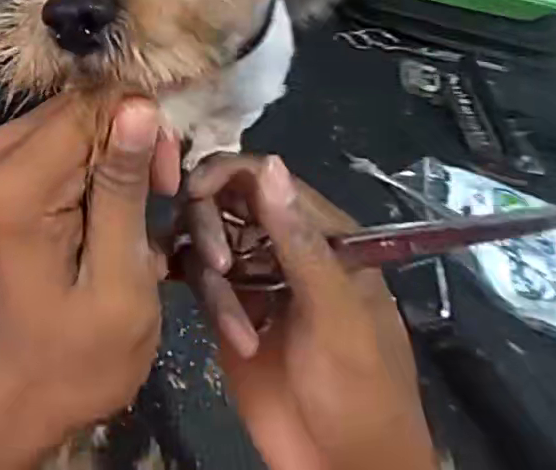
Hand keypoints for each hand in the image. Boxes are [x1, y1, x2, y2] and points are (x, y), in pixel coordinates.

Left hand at [0, 94, 178, 467]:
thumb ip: (124, 188)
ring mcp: (5, 150)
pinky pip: (75, 129)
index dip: (144, 129)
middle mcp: (3, 148)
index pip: (95, 105)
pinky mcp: (17, 159)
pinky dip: (107, 154)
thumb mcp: (119, 281)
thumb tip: (139, 105)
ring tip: (145, 201)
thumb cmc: (76, 353)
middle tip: (162, 194)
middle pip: (90, 104)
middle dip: (137, 138)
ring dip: (126, 147)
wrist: (20, 383)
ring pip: (87, 111)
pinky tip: (121, 195)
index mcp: (22, 179)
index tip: (167, 182)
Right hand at [182, 155, 436, 469]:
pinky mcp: (228, 306)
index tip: (194, 194)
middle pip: (224, 198)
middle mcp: (280, 241)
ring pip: (205, 236)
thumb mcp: (338, 315)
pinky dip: (204, 297)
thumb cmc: (361, 392)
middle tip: (216, 267)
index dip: (224, 173)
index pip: (263, 175)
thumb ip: (301, 241)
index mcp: (318, 230)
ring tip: (238, 330)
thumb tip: (270, 163)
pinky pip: (198, 278)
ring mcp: (252, 273)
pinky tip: (229, 333)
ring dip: (210, 274)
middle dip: (209, 223)